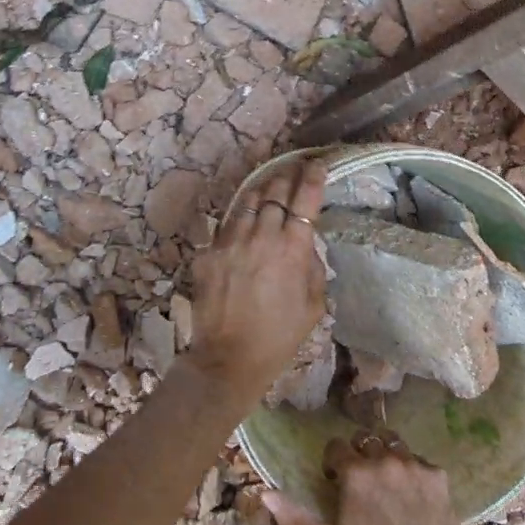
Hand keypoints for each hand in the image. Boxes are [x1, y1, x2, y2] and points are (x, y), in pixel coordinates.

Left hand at [187, 159, 328, 400]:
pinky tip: (244, 220)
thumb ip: (312, 266)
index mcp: (292, 249)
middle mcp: (261, 236)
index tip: (317, 164)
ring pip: (248, 201)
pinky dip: (239, 217)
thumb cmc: (279, 337)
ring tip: (268, 186)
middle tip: (292, 168)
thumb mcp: (314, 304)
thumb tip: (305, 244)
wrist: (229, 360)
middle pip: (275, 190)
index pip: (305, 197)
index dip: (312, 175)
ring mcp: (230, 242)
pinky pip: (226, 225)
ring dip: (261, 190)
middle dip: (286, 175)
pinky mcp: (207, 253)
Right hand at [262, 433, 469, 524]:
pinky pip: (420, 461)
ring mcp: (416, 466)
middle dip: (360, 457)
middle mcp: (386, 460)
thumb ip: (294, 520)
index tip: (336, 484)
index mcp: (356, 474)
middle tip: (362, 486)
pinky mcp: (439, 476)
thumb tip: (263, 493)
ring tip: (387, 487)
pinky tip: (411, 497)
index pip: (337, 446)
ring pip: (395, 445)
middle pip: (367, 440)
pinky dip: (413, 472)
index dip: (334, 464)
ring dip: (387, 459)